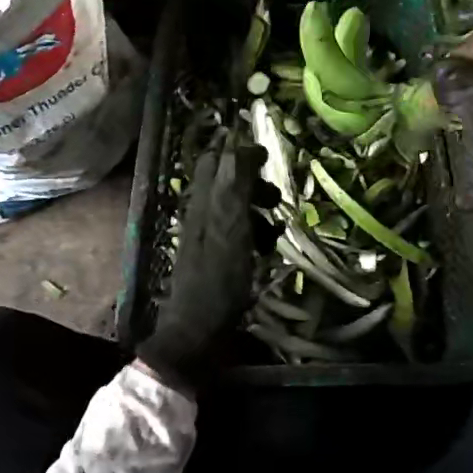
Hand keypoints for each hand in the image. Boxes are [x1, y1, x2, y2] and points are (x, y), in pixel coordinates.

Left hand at [136, 134, 267, 391]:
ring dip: (258, 210)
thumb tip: (237, 143)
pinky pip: (237, 232)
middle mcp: (201, 211)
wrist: (197, 329)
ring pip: (236, 207)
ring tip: (275, 226)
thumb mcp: (229, 225)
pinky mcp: (215, 255)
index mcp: (202, 199)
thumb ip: (234, 184)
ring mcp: (207, 234)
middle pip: (228, 181)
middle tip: (275, 198)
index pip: (216, 158)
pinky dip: (254, 234)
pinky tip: (267, 249)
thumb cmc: (218, 276)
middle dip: (255, 183)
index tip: (268, 156)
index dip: (240, 150)